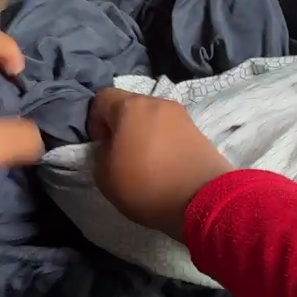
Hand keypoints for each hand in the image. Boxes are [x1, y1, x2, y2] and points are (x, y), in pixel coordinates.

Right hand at [89, 89, 232, 240]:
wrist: (203, 199)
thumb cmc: (146, 185)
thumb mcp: (104, 176)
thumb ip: (101, 153)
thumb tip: (112, 146)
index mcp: (130, 106)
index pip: (101, 98)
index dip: (94, 121)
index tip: (100, 145)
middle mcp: (157, 102)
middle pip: (129, 106)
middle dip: (120, 126)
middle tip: (121, 156)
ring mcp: (181, 114)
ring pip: (151, 118)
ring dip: (143, 134)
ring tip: (146, 162)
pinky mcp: (198, 130)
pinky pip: (169, 130)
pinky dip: (163, 142)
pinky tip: (165, 165)